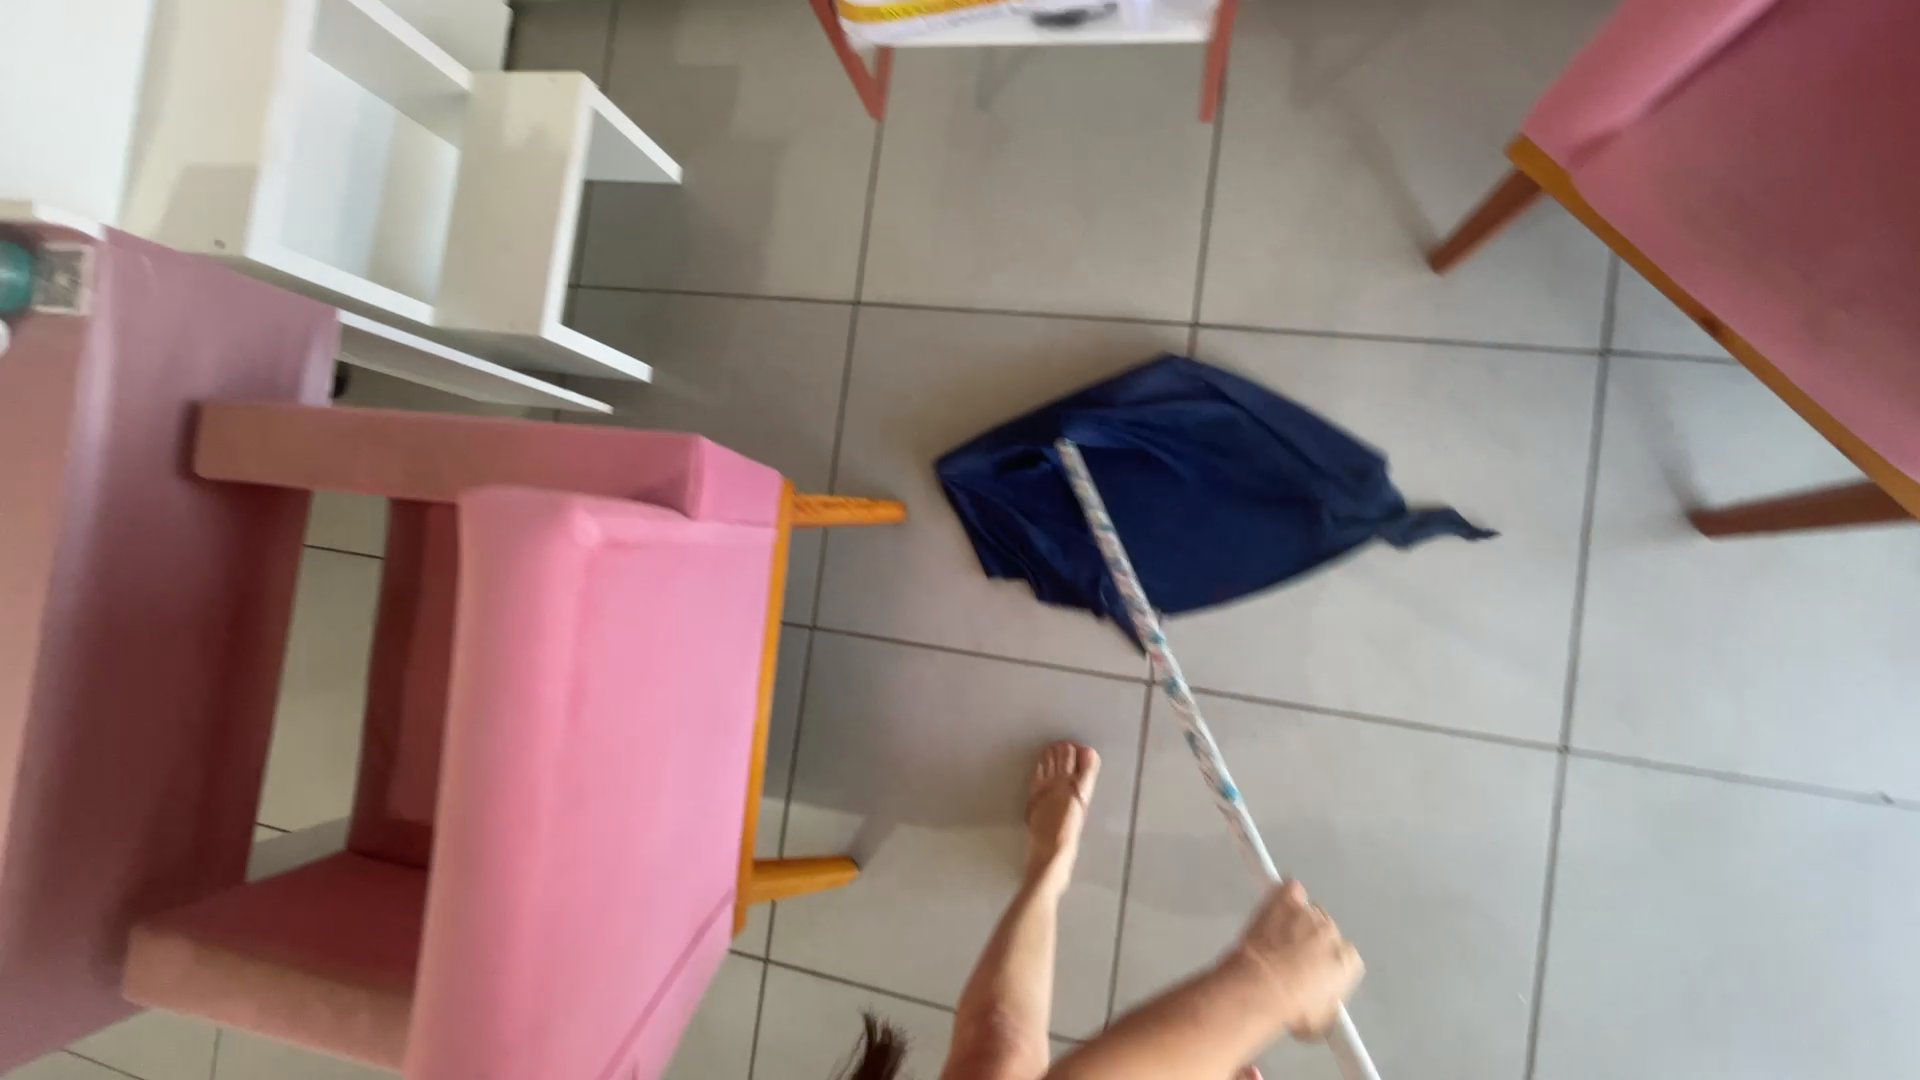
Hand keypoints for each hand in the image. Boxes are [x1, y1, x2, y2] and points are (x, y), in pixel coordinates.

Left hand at [1227, 880, 1362, 1037]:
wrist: (1262, 984)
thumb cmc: (1291, 1005)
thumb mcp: (1321, 1018)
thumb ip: (1328, 1001)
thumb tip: (1321, 1001)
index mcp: (1348, 962)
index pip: (1346, 955)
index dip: (1329, 961)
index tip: (1316, 967)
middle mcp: (1331, 934)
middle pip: (1327, 929)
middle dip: (1313, 939)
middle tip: (1294, 951)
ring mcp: (1307, 914)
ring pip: (1308, 911)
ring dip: (1297, 919)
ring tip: (1280, 934)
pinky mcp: (1285, 899)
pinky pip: (1292, 889)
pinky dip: (1286, 894)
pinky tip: (1278, 904)